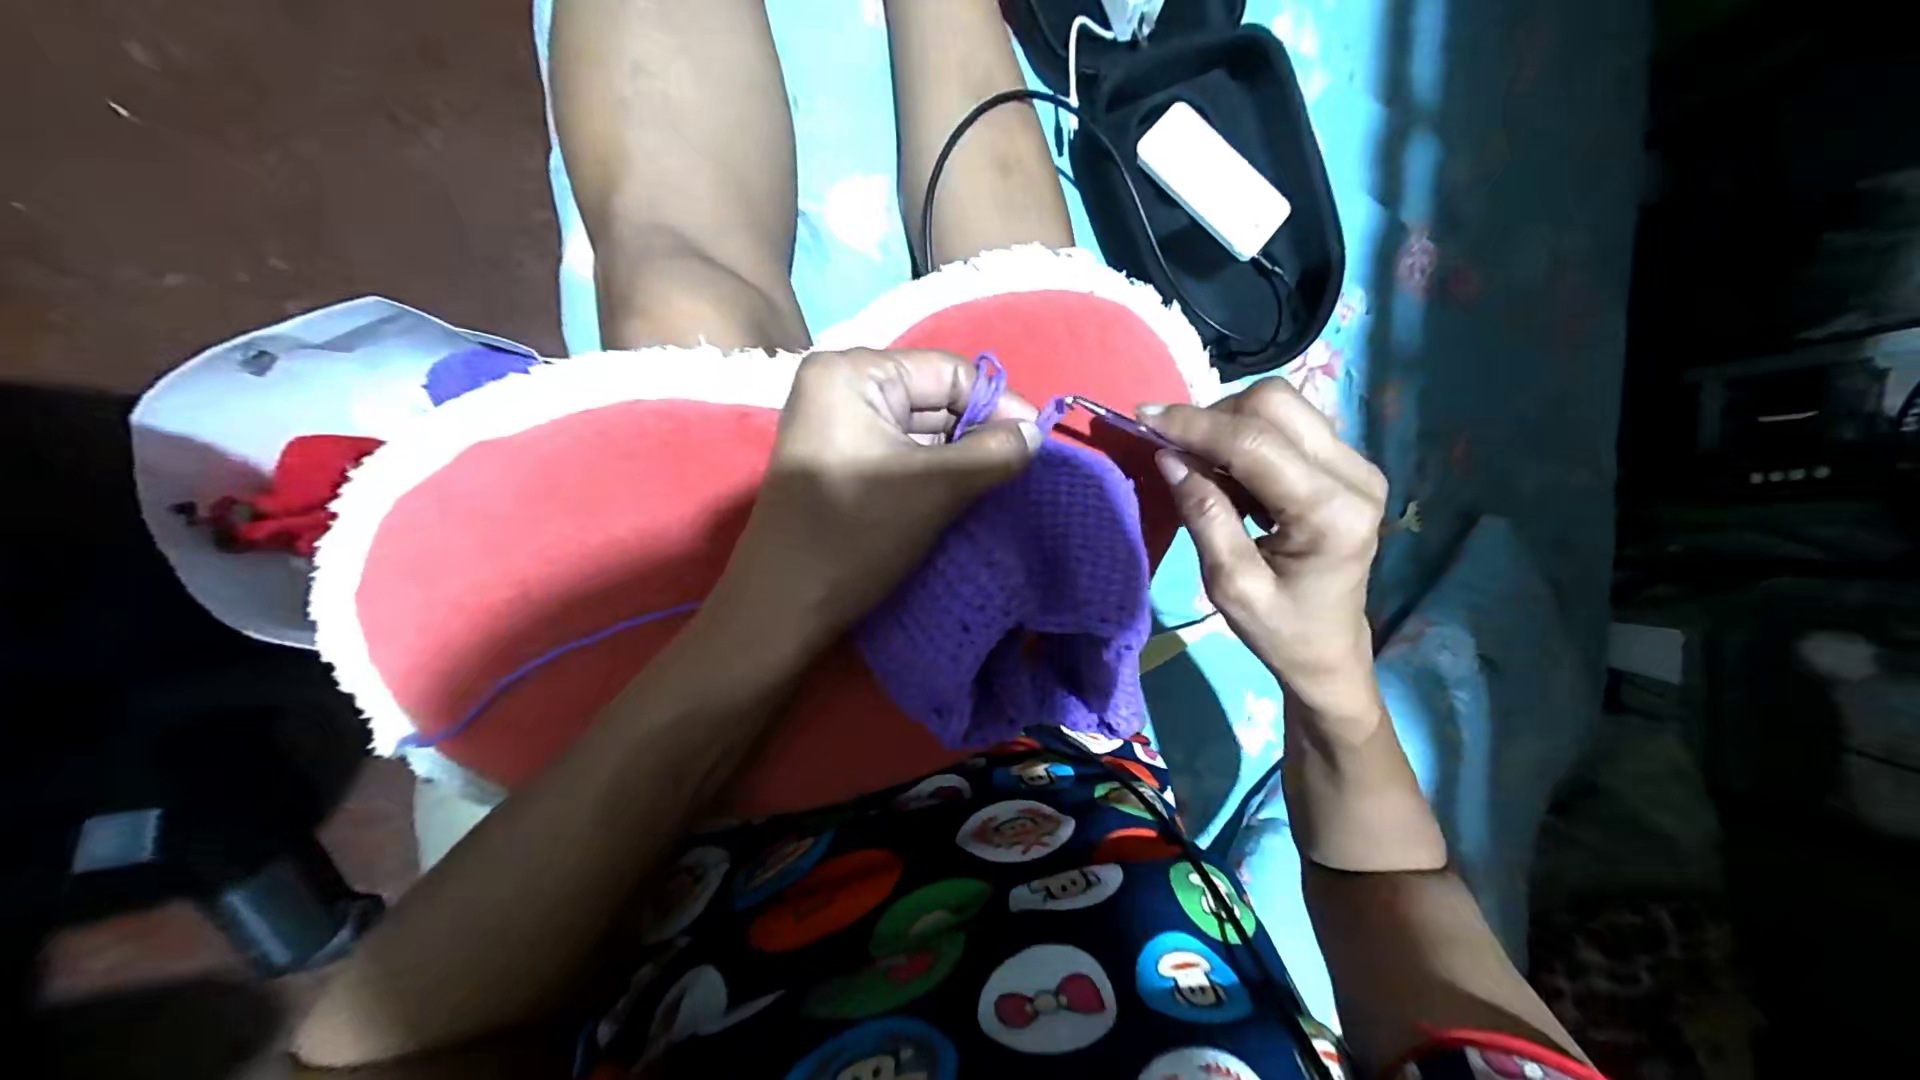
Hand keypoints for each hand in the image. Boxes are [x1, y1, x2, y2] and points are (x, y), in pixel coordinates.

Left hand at [709, 348, 1041, 646]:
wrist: (782, 609)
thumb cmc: (853, 536)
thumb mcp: (933, 488)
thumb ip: (993, 453)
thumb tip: (1037, 433)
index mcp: (851, 373)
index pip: (947, 372)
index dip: (997, 405)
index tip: (1036, 444)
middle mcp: (840, 388)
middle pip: (934, 399)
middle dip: (978, 434)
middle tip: (1022, 470)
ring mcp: (838, 428)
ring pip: (921, 431)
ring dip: (960, 458)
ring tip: (997, 486)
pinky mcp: (842, 463)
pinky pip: (902, 455)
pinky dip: (935, 473)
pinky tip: (964, 496)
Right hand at [1141, 379, 1387, 719]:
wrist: (1328, 649)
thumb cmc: (1278, 629)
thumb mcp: (1229, 583)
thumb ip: (1202, 514)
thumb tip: (1169, 455)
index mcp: (1329, 512)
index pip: (1254, 443)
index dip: (1195, 425)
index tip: (1144, 418)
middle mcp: (1354, 475)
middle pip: (1275, 403)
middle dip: (1214, 418)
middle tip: (1177, 451)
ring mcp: (1357, 464)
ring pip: (1283, 404)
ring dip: (1230, 423)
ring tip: (1204, 466)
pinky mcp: (1347, 464)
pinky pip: (1290, 423)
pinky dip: (1248, 434)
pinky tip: (1232, 473)